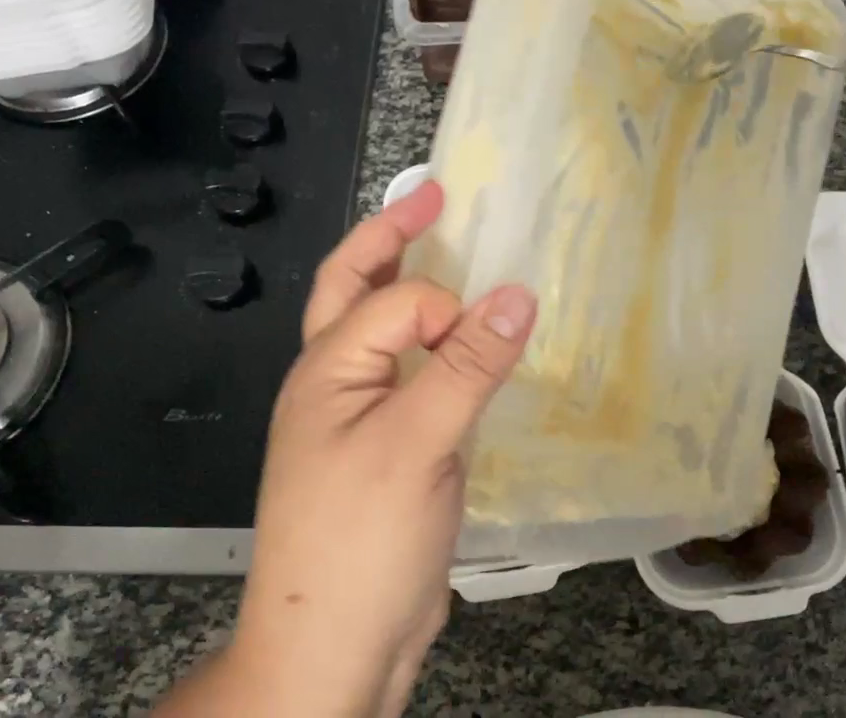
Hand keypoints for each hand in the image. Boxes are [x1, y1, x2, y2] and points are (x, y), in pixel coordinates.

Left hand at [158, 181, 535, 717]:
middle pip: (356, 287)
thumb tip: (520, 292)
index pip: (395, 302)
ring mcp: (358, 419)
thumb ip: (467, 365)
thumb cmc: (359, 541)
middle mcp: (335, 382)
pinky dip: (436, 349)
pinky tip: (468, 353)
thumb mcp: (416, 445)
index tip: (492, 329)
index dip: (445, 306)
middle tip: (436, 196)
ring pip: (384, 332)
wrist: (335, 649)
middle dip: (393, 237)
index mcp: (326, 368)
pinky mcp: (387, 452)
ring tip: (448, 250)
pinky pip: (411, 379)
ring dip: (409, 286)